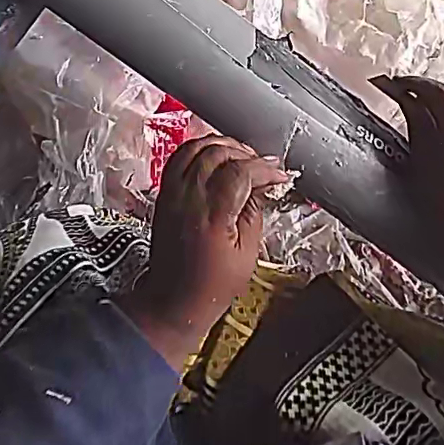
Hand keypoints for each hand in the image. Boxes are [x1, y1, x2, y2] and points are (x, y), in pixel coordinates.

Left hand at [121, 136, 285, 363]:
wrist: (173, 298)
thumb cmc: (210, 285)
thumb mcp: (247, 253)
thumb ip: (254, 211)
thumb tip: (265, 183)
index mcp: (211, 215)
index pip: (239, 171)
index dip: (264, 167)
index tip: (279, 173)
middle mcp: (188, 197)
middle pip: (217, 153)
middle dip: (245, 153)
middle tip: (263, 166)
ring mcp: (172, 191)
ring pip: (196, 147)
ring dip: (222, 146)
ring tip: (242, 157)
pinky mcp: (164, 191)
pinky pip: (180, 156)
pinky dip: (199, 149)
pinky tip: (215, 157)